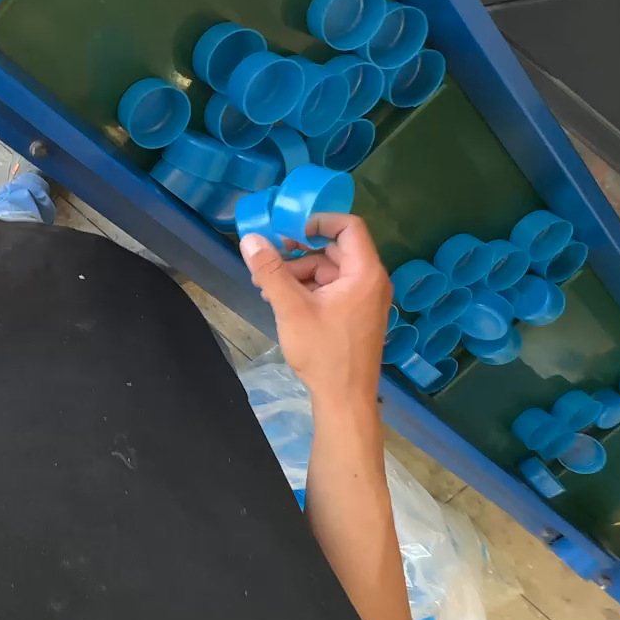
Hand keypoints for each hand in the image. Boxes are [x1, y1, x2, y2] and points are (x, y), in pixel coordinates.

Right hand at [240, 213, 390, 411]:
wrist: (344, 398)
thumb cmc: (323, 351)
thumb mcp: (290, 307)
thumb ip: (270, 270)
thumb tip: (249, 238)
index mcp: (364, 273)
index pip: (348, 227)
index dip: (317, 221)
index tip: (286, 230)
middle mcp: (370, 281)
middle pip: (333, 249)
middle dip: (297, 253)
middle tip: (266, 263)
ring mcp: (363, 298)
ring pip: (327, 270)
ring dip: (297, 273)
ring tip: (267, 288)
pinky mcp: (354, 313)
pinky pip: (330, 288)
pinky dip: (306, 288)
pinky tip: (281, 301)